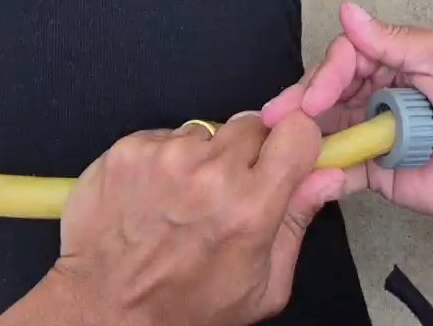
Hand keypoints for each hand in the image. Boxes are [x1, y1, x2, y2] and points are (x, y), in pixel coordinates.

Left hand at [37, 112, 343, 325]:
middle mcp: (211, 173)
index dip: (294, 140)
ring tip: (182, 199)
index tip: (285, 155)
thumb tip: (330, 175)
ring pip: (207, 130)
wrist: (103, 312)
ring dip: (202, 157)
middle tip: (226, 189)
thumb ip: (298, 223)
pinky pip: (166, 135)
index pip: (297, 129)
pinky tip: (154, 195)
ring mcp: (166, 156)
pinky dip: (164, 158)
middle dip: (246, 152)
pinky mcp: (130, 148)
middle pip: (252, 124)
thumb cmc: (186, 307)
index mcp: (250, 207)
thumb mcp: (261, 286)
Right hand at [261, 3, 432, 225]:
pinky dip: (321, 171)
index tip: (312, 100)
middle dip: (301, 101)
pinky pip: (341, 168)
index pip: (346, 56)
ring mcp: (375, 130)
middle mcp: (380, 90)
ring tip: (278, 147)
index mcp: (396, 58)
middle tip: (276, 118)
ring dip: (303, 134)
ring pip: (327, 127)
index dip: (325, 75)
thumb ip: (395, 41)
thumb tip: (348, 11)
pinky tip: (304, 176)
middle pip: (328, 89)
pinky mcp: (376, 170)